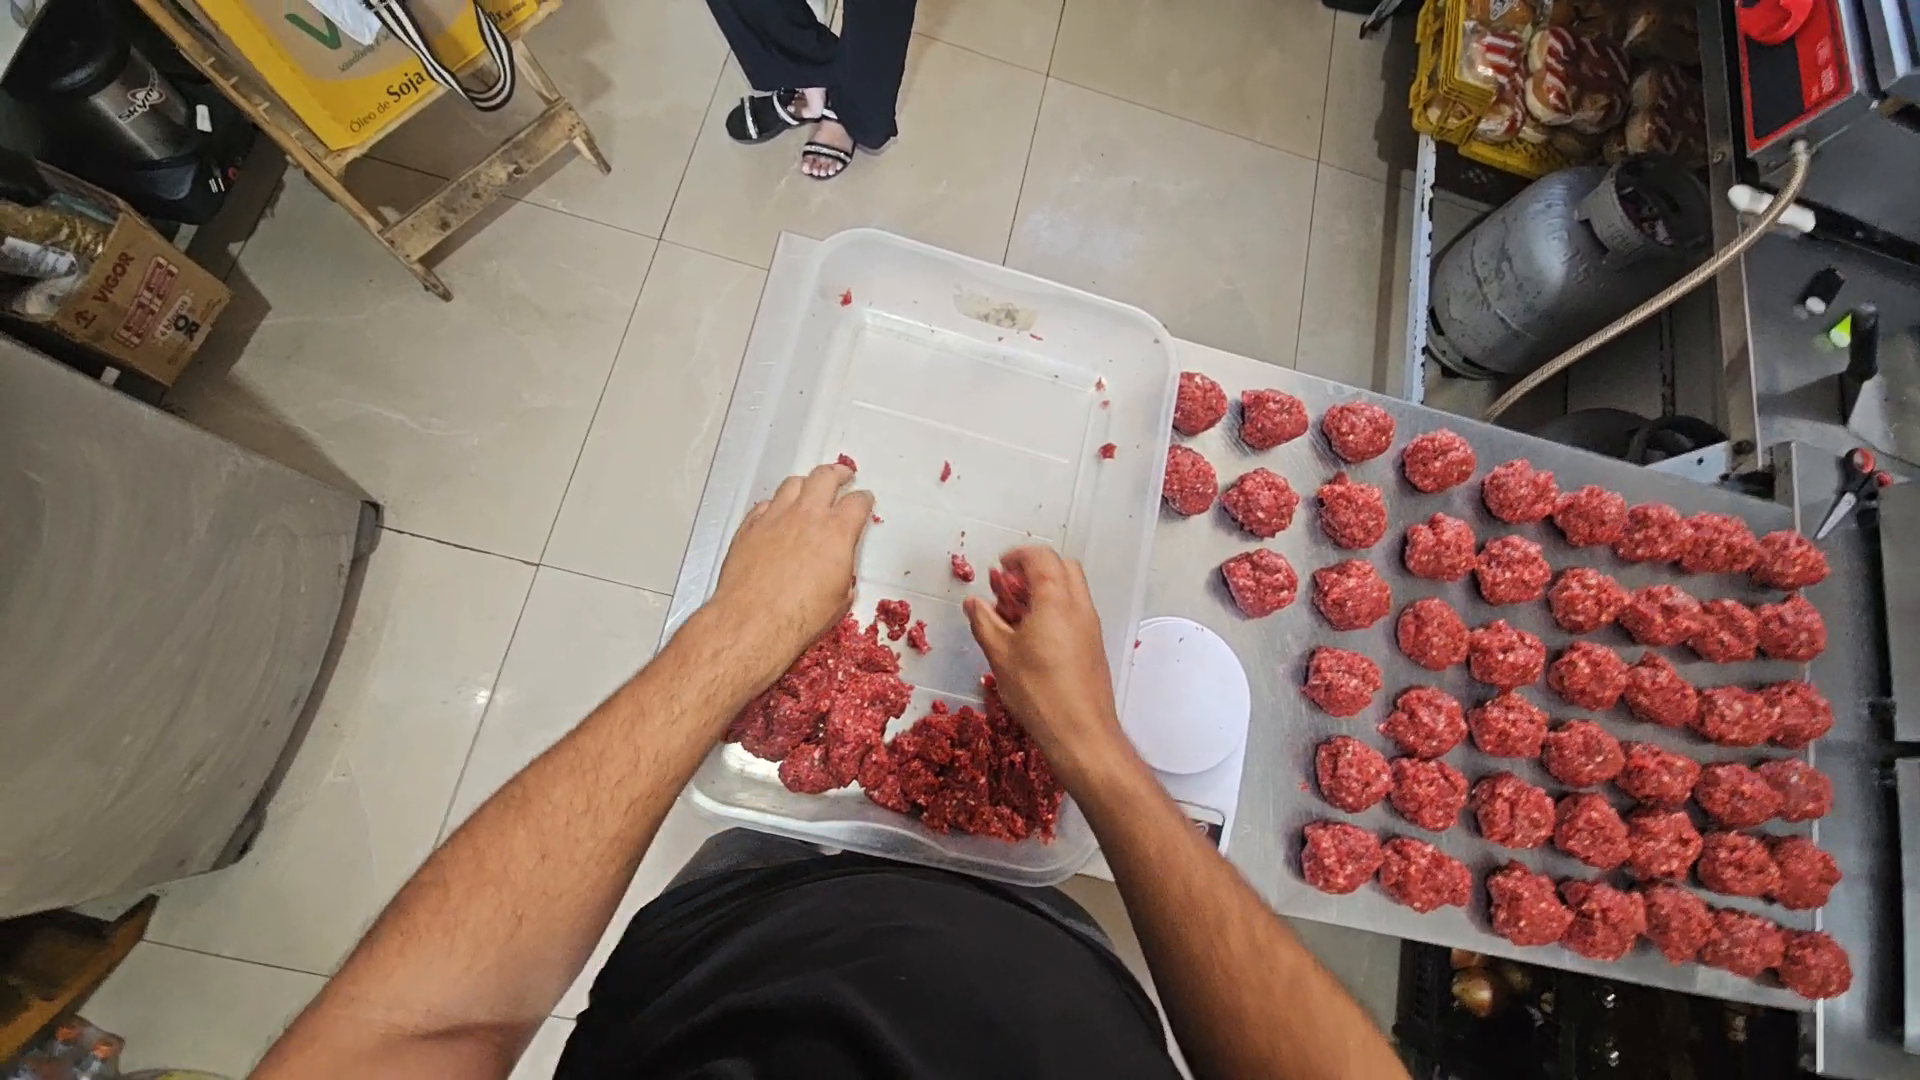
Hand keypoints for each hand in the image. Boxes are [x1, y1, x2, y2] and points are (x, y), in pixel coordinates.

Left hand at [708, 463, 871, 680]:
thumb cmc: (801, 617)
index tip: (864, 500)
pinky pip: (765, 504)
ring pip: (793, 484)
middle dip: (838, 473)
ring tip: (810, 487)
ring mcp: (775, 518)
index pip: (857, 503)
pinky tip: (777, 511)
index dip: (864, 499)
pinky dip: (776, 504)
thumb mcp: (840, 597)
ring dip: (806, 483)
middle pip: (825, 477)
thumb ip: (844, 569)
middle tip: (843, 474)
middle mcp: (807, 516)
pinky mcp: (750, 527)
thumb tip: (839, 566)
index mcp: (837, 532)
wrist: (754, 622)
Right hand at [964, 546, 1132, 785]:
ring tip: (1017, 610)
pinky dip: (1056, 606)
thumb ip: (984, 622)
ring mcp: (1091, 624)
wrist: (1082, 733)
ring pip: (1072, 587)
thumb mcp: (1000, 656)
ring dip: (1046, 587)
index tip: (998, 569)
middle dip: (1034, 567)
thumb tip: (973, 603)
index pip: (1041, 558)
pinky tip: (1034, 633)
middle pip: (1062, 565)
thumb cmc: (1038, 693)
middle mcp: (1079, 606)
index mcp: (1056, 601)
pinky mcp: (1094, 643)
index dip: (1017, 556)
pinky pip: (1076, 609)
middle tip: (1008, 585)